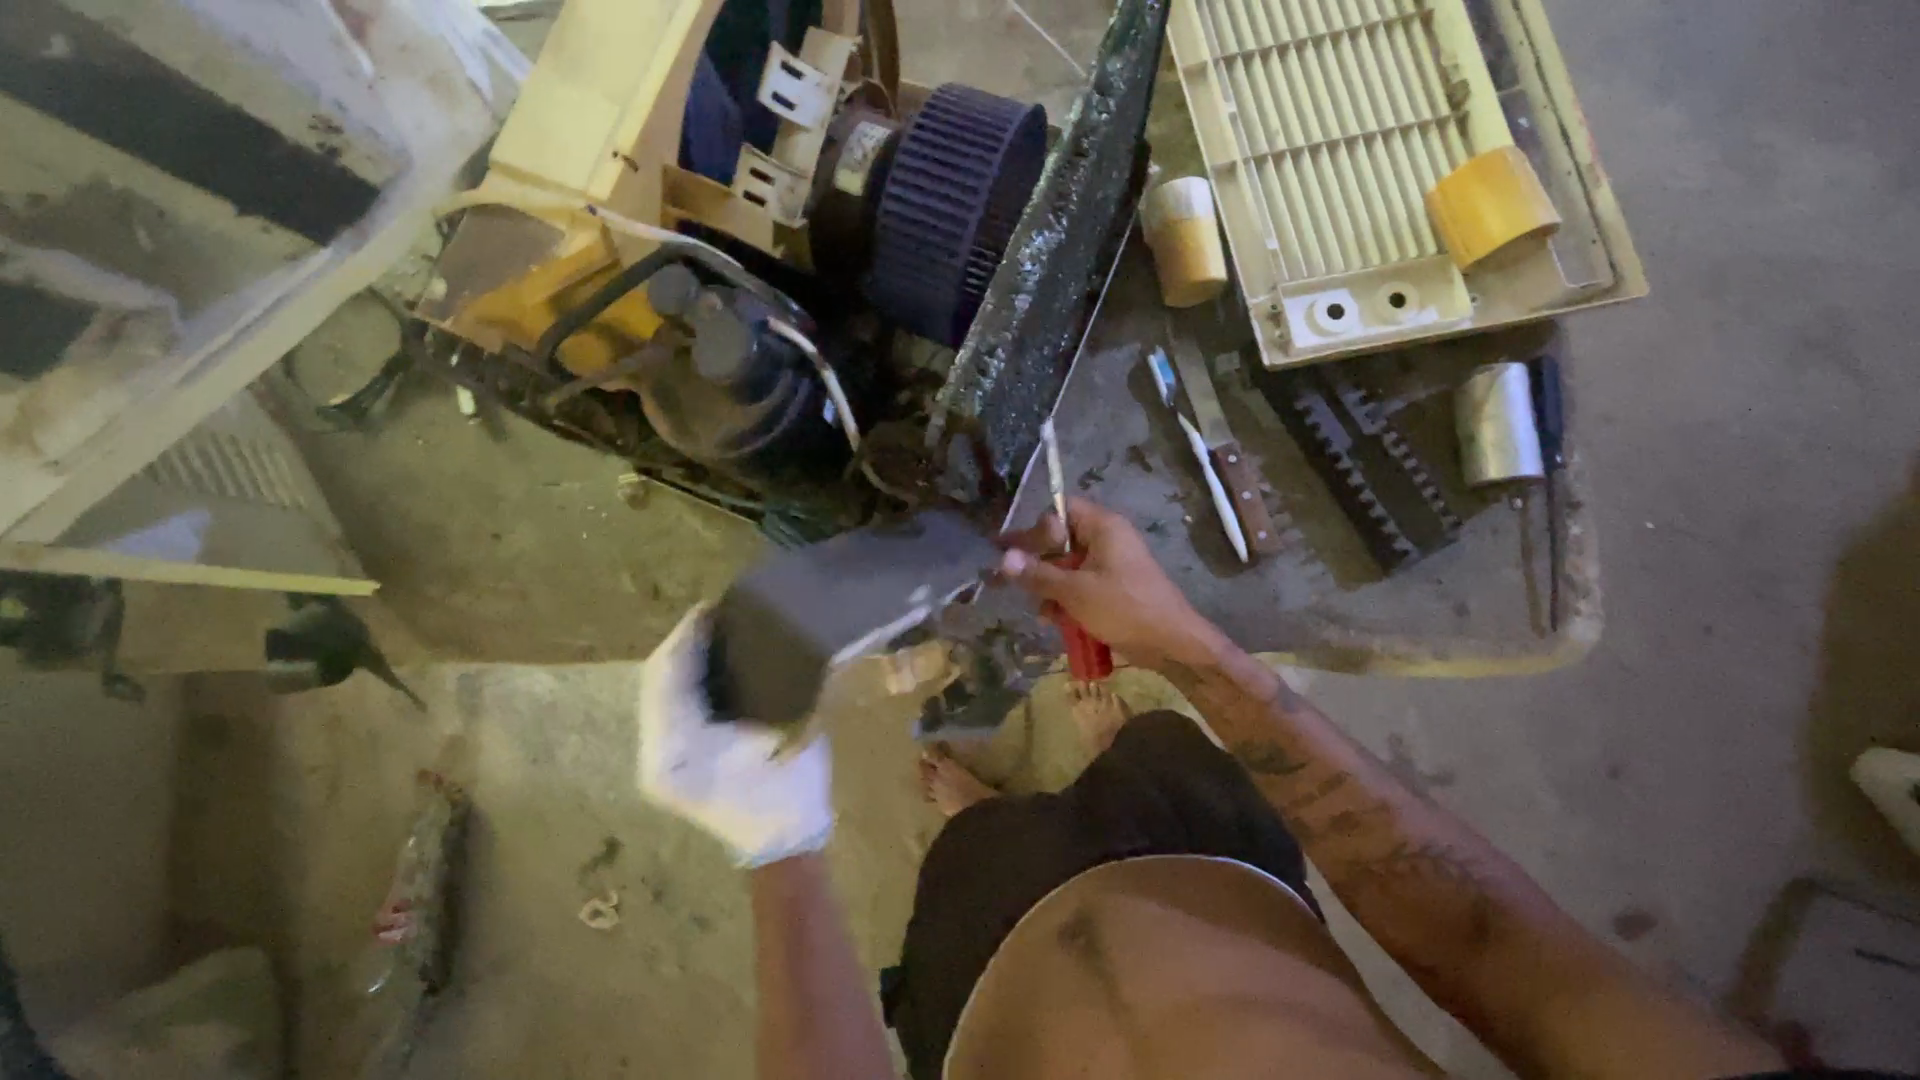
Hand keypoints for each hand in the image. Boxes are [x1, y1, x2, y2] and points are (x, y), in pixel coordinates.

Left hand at [637, 605, 832, 867]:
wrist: (783, 844)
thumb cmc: (789, 792)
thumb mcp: (788, 732)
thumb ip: (774, 684)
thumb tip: (773, 634)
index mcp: (676, 750)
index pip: (668, 676)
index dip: (687, 636)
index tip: (713, 606)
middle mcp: (654, 754)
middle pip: (656, 680)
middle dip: (683, 643)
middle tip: (716, 612)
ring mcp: (656, 761)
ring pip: (658, 693)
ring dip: (683, 660)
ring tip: (714, 630)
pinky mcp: (667, 762)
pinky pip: (667, 709)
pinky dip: (686, 681)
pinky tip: (711, 662)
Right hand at [999, 496, 1222, 668]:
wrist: (1171, 643)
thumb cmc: (1123, 608)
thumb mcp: (1074, 592)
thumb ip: (1038, 574)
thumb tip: (1003, 559)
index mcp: (1103, 527)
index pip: (1060, 510)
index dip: (1036, 530)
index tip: (1016, 553)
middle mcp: (1108, 539)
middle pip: (1062, 540)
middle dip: (1038, 563)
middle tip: (1009, 580)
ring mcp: (1113, 564)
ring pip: (1070, 566)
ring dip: (1051, 587)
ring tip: (1041, 611)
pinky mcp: (1115, 588)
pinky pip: (1083, 585)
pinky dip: (1068, 599)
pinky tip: (1056, 621)